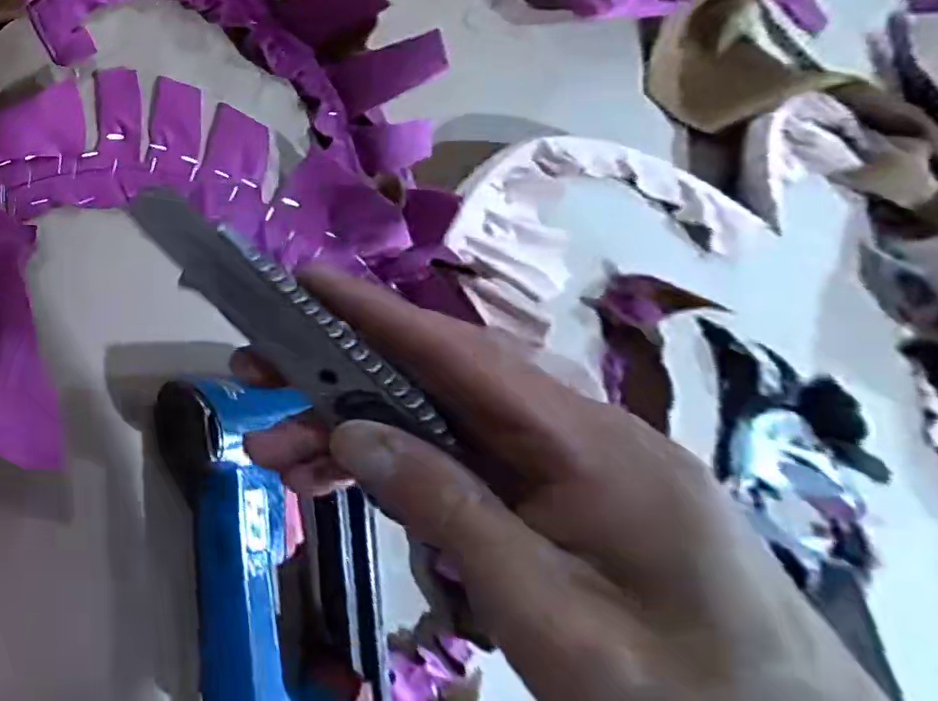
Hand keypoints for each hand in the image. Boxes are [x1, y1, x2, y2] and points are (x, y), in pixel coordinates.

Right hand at [240, 267, 885, 700]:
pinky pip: (450, 462)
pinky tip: (329, 482)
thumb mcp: (555, 618)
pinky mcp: (548, 496)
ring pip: (429, 421)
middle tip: (253, 374)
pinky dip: (388, 467)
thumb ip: (451, 513)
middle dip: (336, 374)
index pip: (460, 353)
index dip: (375, 310)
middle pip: (430, 379)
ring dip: (349, 432)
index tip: (304, 279)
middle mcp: (572, 434)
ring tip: (274, 453)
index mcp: (591, 445)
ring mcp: (559, 465)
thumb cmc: (684, 698)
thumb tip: (352, 432)